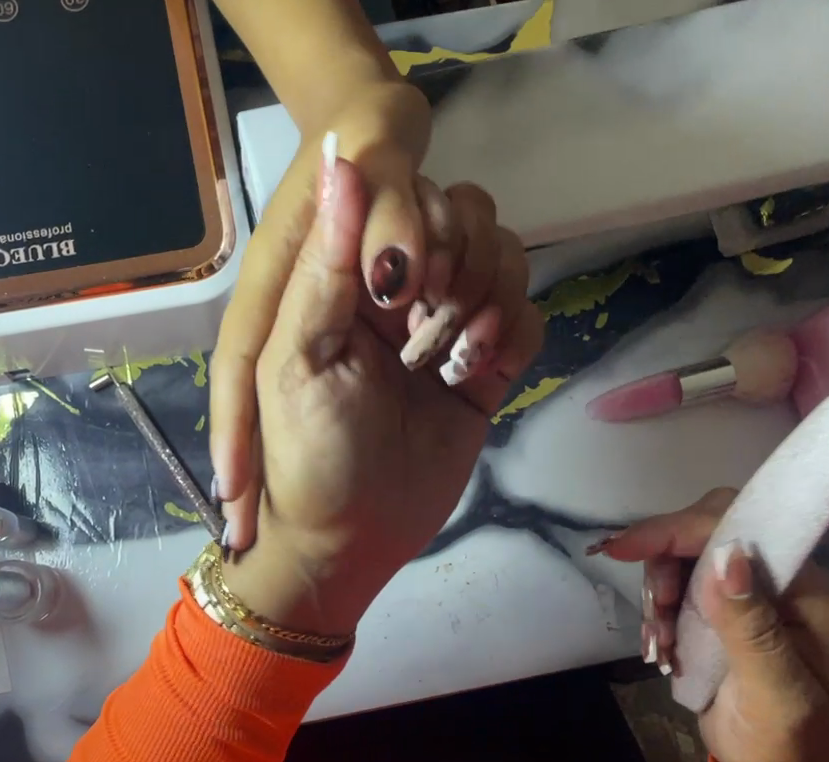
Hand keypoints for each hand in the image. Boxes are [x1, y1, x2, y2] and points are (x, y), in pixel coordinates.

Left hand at [217, 140, 537, 637]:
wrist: (351, 539)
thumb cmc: (310, 452)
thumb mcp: (301, 358)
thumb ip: (326, 264)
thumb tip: (339, 156)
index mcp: (344, 279)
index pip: (402, 198)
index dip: (419, 226)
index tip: (404, 288)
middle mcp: (398, 293)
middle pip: (464, 217)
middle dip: (458, 265)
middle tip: (427, 334)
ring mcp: (446, 328)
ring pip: (502, 258)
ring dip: (491, 297)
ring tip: (456, 358)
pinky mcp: (485, 368)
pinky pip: (527, 316)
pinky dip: (517, 332)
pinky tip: (482, 372)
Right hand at [606, 490, 828, 761]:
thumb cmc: (788, 746)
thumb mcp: (774, 693)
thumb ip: (750, 625)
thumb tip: (726, 555)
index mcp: (807, 591)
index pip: (742, 527)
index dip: (679, 530)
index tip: (623, 549)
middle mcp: (782, 582)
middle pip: (708, 532)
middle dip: (666, 563)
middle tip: (654, 612)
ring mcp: (750, 597)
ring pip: (686, 560)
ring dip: (659, 595)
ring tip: (659, 645)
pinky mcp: (722, 615)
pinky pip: (678, 588)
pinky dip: (658, 613)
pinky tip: (660, 648)